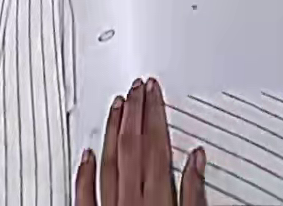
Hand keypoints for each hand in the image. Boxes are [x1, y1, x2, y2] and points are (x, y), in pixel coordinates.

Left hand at [76, 77, 206, 205]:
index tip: (154, 89)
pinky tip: (87, 154)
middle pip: (132, 146)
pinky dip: (85, 173)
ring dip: (113, 130)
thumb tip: (197, 158)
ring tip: (117, 104)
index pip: (156, 145)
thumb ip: (194, 194)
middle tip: (137, 86)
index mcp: (158, 199)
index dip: (155, 112)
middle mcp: (132, 200)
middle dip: (136, 111)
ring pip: (110, 163)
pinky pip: (85, 196)